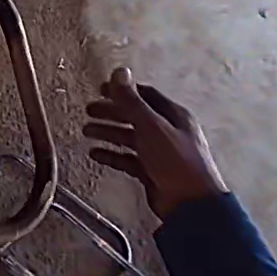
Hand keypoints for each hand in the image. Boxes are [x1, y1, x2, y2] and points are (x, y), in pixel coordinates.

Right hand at [84, 67, 227, 218]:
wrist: (190, 203)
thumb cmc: (176, 161)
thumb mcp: (151, 126)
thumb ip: (132, 101)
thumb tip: (119, 72)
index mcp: (174, 116)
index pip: (145, 96)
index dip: (123, 91)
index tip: (101, 89)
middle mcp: (167, 132)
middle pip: (134, 116)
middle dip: (111, 112)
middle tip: (88, 110)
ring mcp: (159, 152)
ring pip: (128, 137)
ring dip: (107, 132)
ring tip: (86, 131)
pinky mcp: (151, 170)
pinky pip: (126, 158)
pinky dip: (110, 154)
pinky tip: (95, 153)